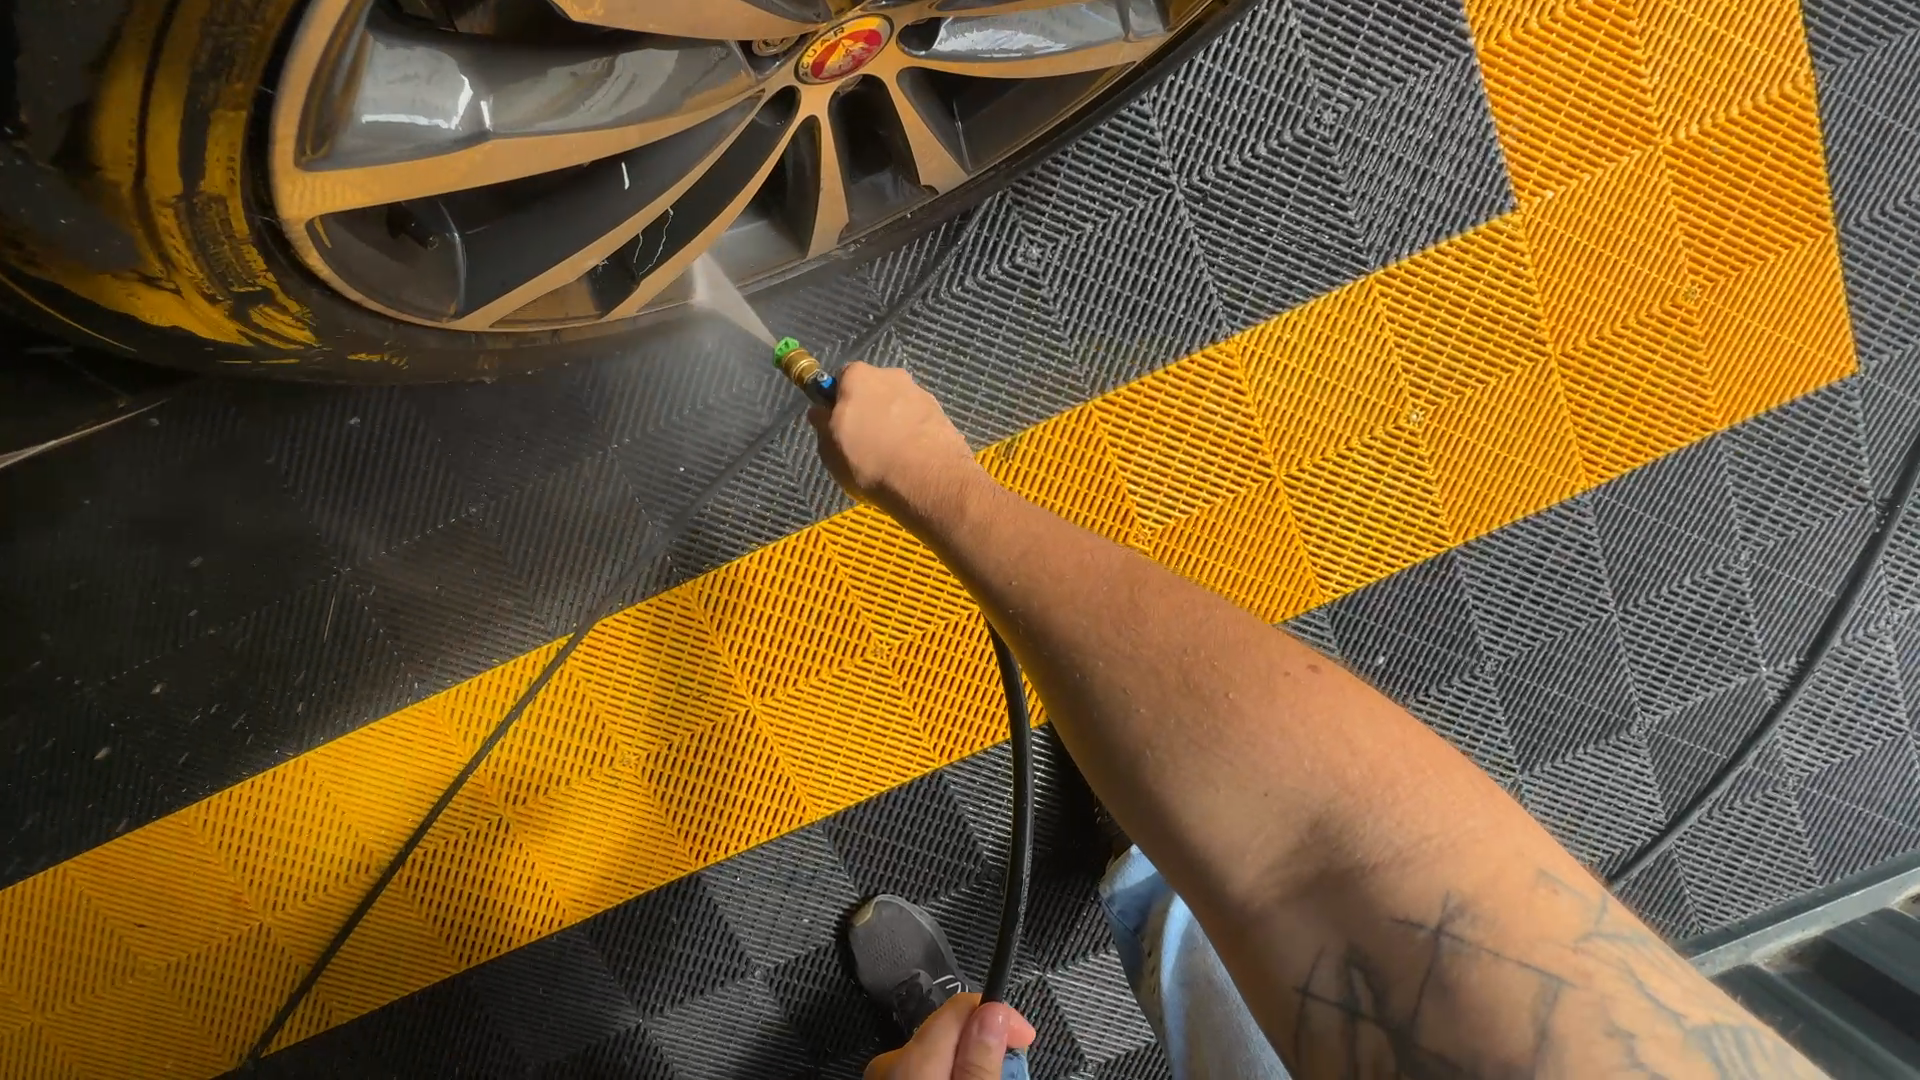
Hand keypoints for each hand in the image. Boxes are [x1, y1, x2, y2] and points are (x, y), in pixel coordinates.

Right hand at [809, 362, 983, 518]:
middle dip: (870, 411)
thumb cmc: (868, 461)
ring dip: (894, 423)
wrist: (927, 479)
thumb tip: (820, 412)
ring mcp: (921, 394)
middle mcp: (892, 376)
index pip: (842, 380)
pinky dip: (915, 435)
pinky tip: (912, 460)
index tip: (840, 426)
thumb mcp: (830, 449)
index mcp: (859, 376)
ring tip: (892, 457)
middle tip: (865, 443)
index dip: (839, 402)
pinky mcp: (943, 415)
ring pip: (899, 407)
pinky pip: (919, 422)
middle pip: (875, 391)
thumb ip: (823, 425)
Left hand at [864, 994, 1035, 1079]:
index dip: (1000, 1013)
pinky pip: (926, 1069)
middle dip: (986, 1042)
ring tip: (993, 1079)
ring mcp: (884, 1078)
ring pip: (940, 1053)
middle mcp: (889, 1063)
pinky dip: (950, 1073)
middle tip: (1012, 1072)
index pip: (962, 1004)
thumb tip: (994, 1012)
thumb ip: (980, 1063)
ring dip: (969, 1061)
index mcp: (909, 1059)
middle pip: (952, 1029)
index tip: (1025, 1036)